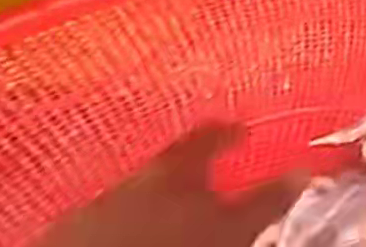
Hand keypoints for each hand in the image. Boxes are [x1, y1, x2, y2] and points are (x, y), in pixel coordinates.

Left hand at [36, 124, 305, 246]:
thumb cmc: (172, 244)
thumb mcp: (232, 225)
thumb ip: (268, 196)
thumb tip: (303, 169)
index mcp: (176, 162)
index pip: (210, 132)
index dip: (230, 131)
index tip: (244, 133)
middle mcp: (133, 175)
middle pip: (168, 164)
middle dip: (189, 172)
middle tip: (212, 182)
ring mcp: (89, 211)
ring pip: (132, 195)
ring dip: (153, 202)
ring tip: (172, 217)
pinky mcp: (62, 240)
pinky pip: (103, 222)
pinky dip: (123, 224)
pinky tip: (136, 235)